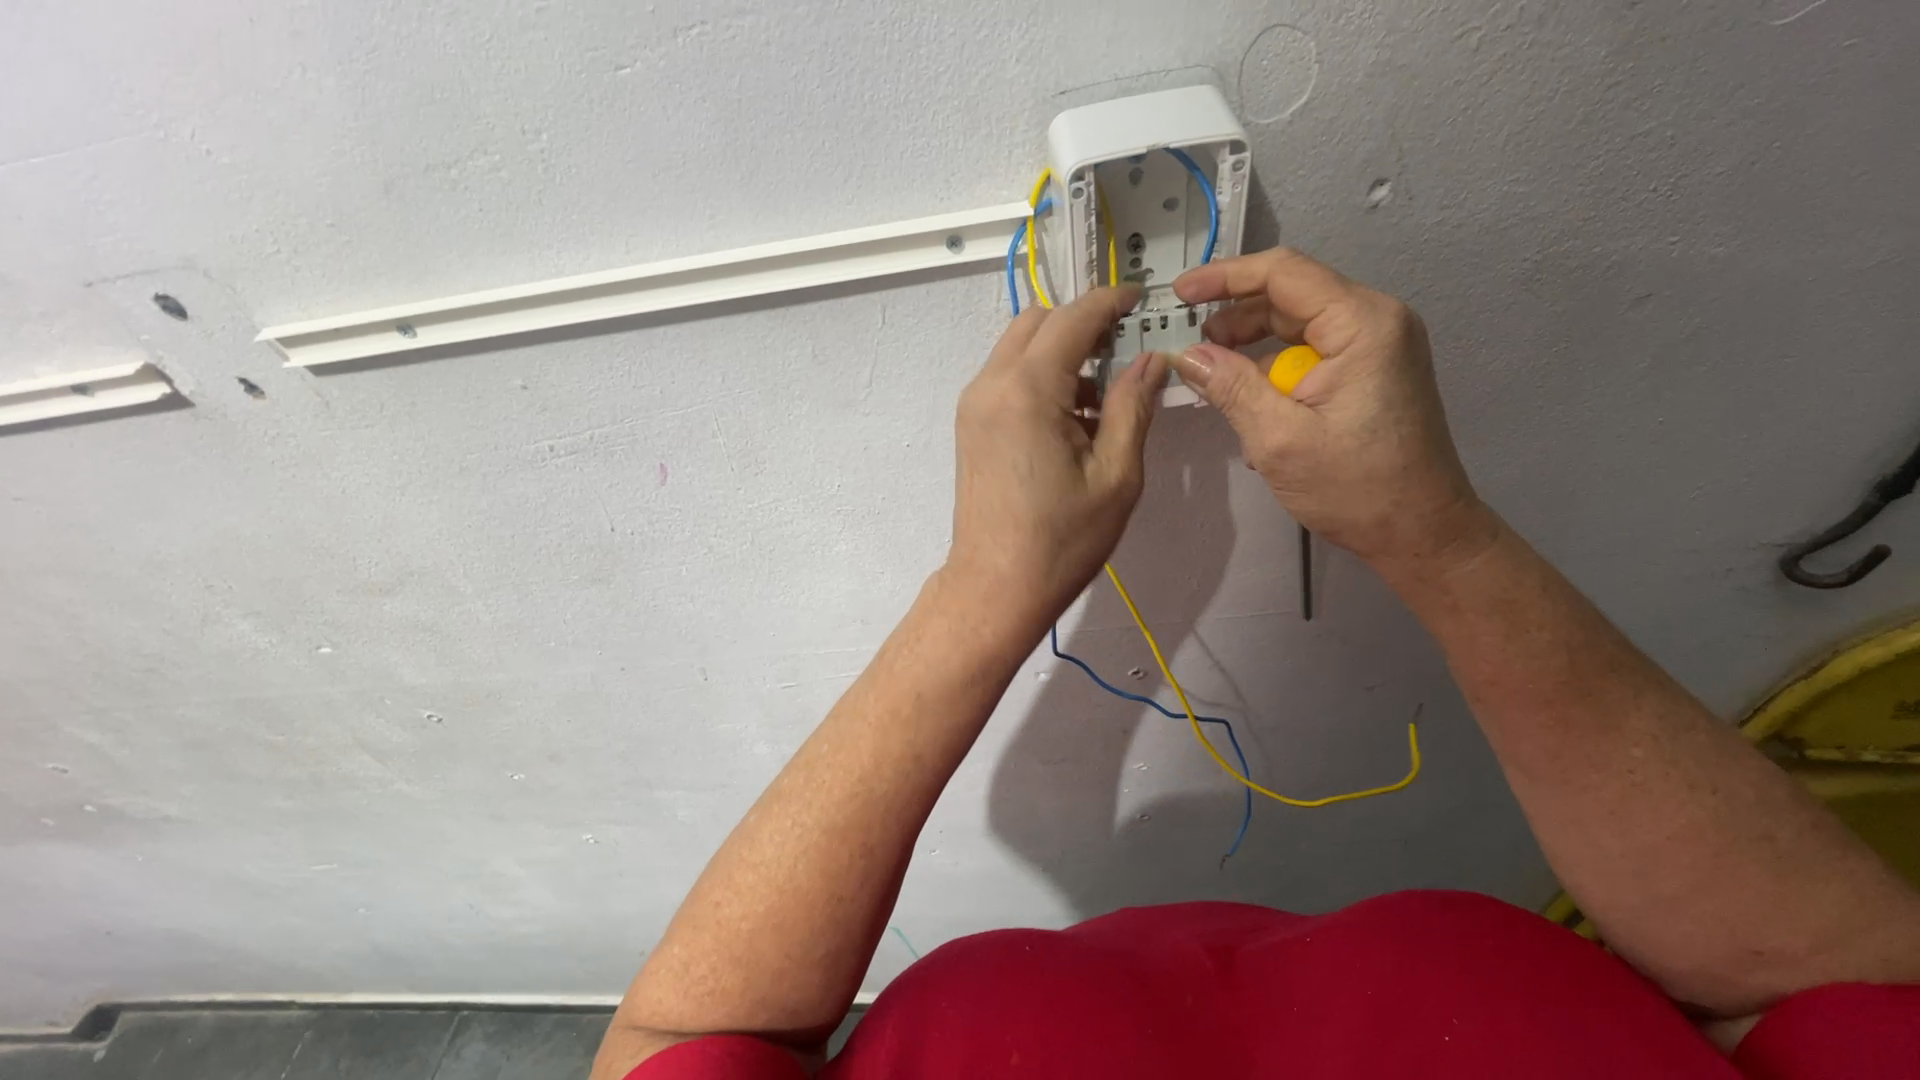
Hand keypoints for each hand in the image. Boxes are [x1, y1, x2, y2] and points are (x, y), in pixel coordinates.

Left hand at [945, 287, 1168, 623]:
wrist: (996, 586)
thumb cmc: (1062, 539)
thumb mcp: (1116, 475)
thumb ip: (1133, 406)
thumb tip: (1152, 359)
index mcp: (1027, 391)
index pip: (1072, 319)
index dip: (1109, 302)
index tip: (1140, 299)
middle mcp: (991, 385)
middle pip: (1037, 322)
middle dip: (1081, 323)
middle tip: (1123, 349)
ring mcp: (973, 405)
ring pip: (1018, 347)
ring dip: (1060, 352)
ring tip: (1100, 400)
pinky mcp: (970, 425)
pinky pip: (1007, 377)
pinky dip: (1039, 377)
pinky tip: (1070, 420)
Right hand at [1170, 248, 1494, 573]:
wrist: (1420, 532)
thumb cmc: (1355, 488)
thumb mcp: (1278, 439)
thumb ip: (1230, 388)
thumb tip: (1185, 355)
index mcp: (1361, 325)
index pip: (1283, 273)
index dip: (1224, 277)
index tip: (1178, 293)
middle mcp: (1374, 322)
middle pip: (1289, 296)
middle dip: (1233, 317)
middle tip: (1187, 344)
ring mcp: (1376, 347)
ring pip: (1296, 327)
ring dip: (1249, 347)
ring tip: (1210, 376)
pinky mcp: (1369, 372)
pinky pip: (1310, 354)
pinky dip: (1273, 371)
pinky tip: (1245, 402)